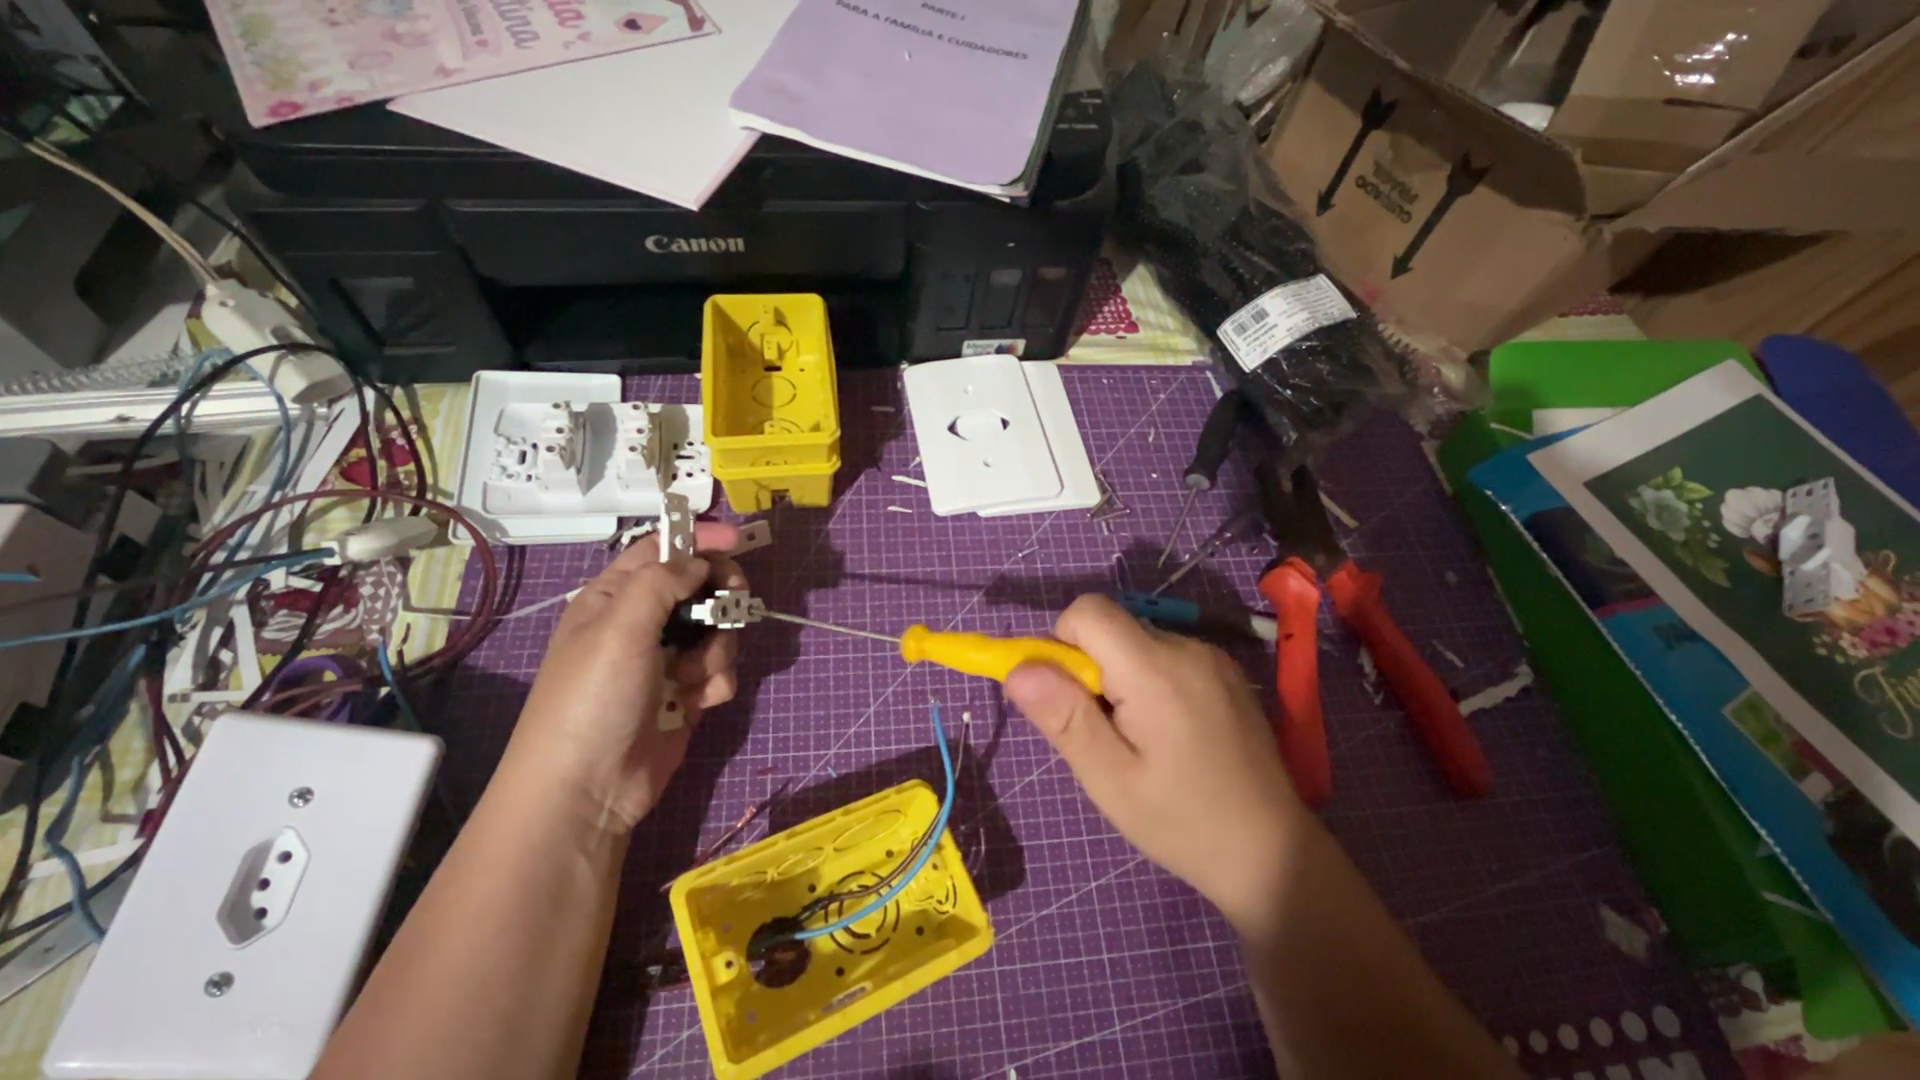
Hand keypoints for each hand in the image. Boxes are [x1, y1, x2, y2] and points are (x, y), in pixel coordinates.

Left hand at [507, 521, 745, 834]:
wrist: (587, 788)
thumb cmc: (594, 698)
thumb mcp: (620, 627)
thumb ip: (662, 581)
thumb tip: (698, 560)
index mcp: (614, 597)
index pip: (661, 550)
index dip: (698, 540)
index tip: (738, 541)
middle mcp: (641, 624)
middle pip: (698, 588)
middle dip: (718, 599)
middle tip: (731, 608)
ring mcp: (664, 662)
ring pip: (716, 632)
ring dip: (717, 649)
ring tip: (694, 678)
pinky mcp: (685, 696)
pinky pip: (719, 672)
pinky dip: (715, 683)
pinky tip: (699, 703)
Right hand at [1003, 594, 1304, 926]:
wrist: (1273, 852)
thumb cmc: (1182, 822)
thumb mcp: (1109, 778)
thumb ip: (1063, 716)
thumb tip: (1017, 668)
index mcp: (1155, 668)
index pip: (1087, 611)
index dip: (1061, 644)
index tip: (1066, 699)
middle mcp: (1187, 648)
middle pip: (1112, 629)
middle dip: (1090, 670)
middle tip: (1102, 736)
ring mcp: (1213, 660)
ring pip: (1138, 645)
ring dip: (1120, 680)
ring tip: (1138, 744)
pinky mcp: (1228, 676)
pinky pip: (1168, 660)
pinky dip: (1150, 685)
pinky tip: (1168, 739)